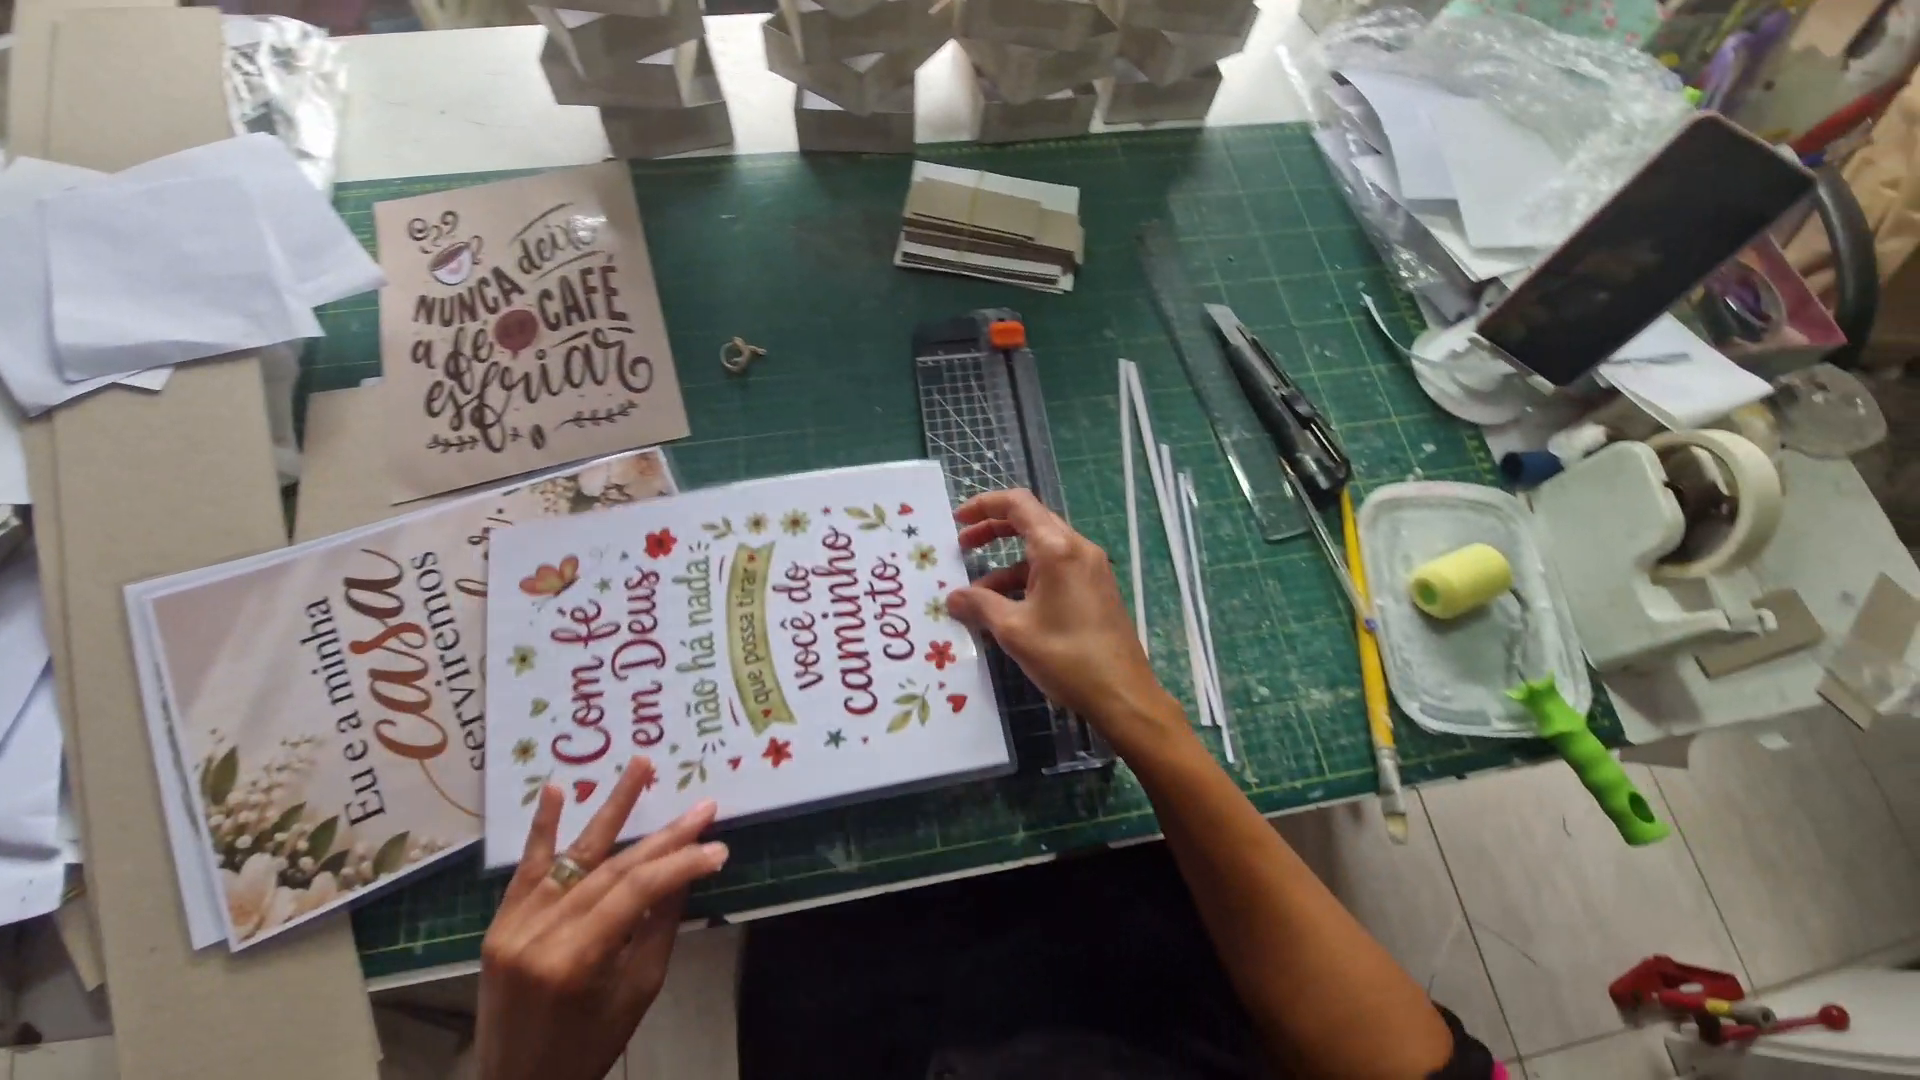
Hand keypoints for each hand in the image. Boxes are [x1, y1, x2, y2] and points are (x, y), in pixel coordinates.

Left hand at [476, 758, 728, 1079]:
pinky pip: (526, 870)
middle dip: (664, 837)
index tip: (720, 847)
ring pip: (576, 857)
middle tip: (703, 806)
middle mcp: (541, 934)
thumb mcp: (637, 990)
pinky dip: (542, 829)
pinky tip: (556, 789)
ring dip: (612, 808)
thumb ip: (660, 925)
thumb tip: (686, 870)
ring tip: (642, 764)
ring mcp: (514, 925)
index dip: (682, 863)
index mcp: (577, 960)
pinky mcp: (499, 923)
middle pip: (613, 868)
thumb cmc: (589, 1046)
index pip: (638, 891)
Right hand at [947, 489, 1181, 748]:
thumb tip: (954, 598)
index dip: (983, 505)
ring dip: (1008, 564)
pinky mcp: (1096, 590)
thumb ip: (980, 606)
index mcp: (1058, 549)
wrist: (1122, 694)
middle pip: (1031, 522)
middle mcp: (1078, 549)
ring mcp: (1091, 569)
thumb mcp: (1014, 630)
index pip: (1018, 504)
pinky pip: (1056, 572)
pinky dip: (1028, 580)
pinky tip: (1008, 610)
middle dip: (993, 531)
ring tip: (977, 594)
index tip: (957, 521)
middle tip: (963, 548)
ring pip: (1042, 551)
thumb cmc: (1066, 657)